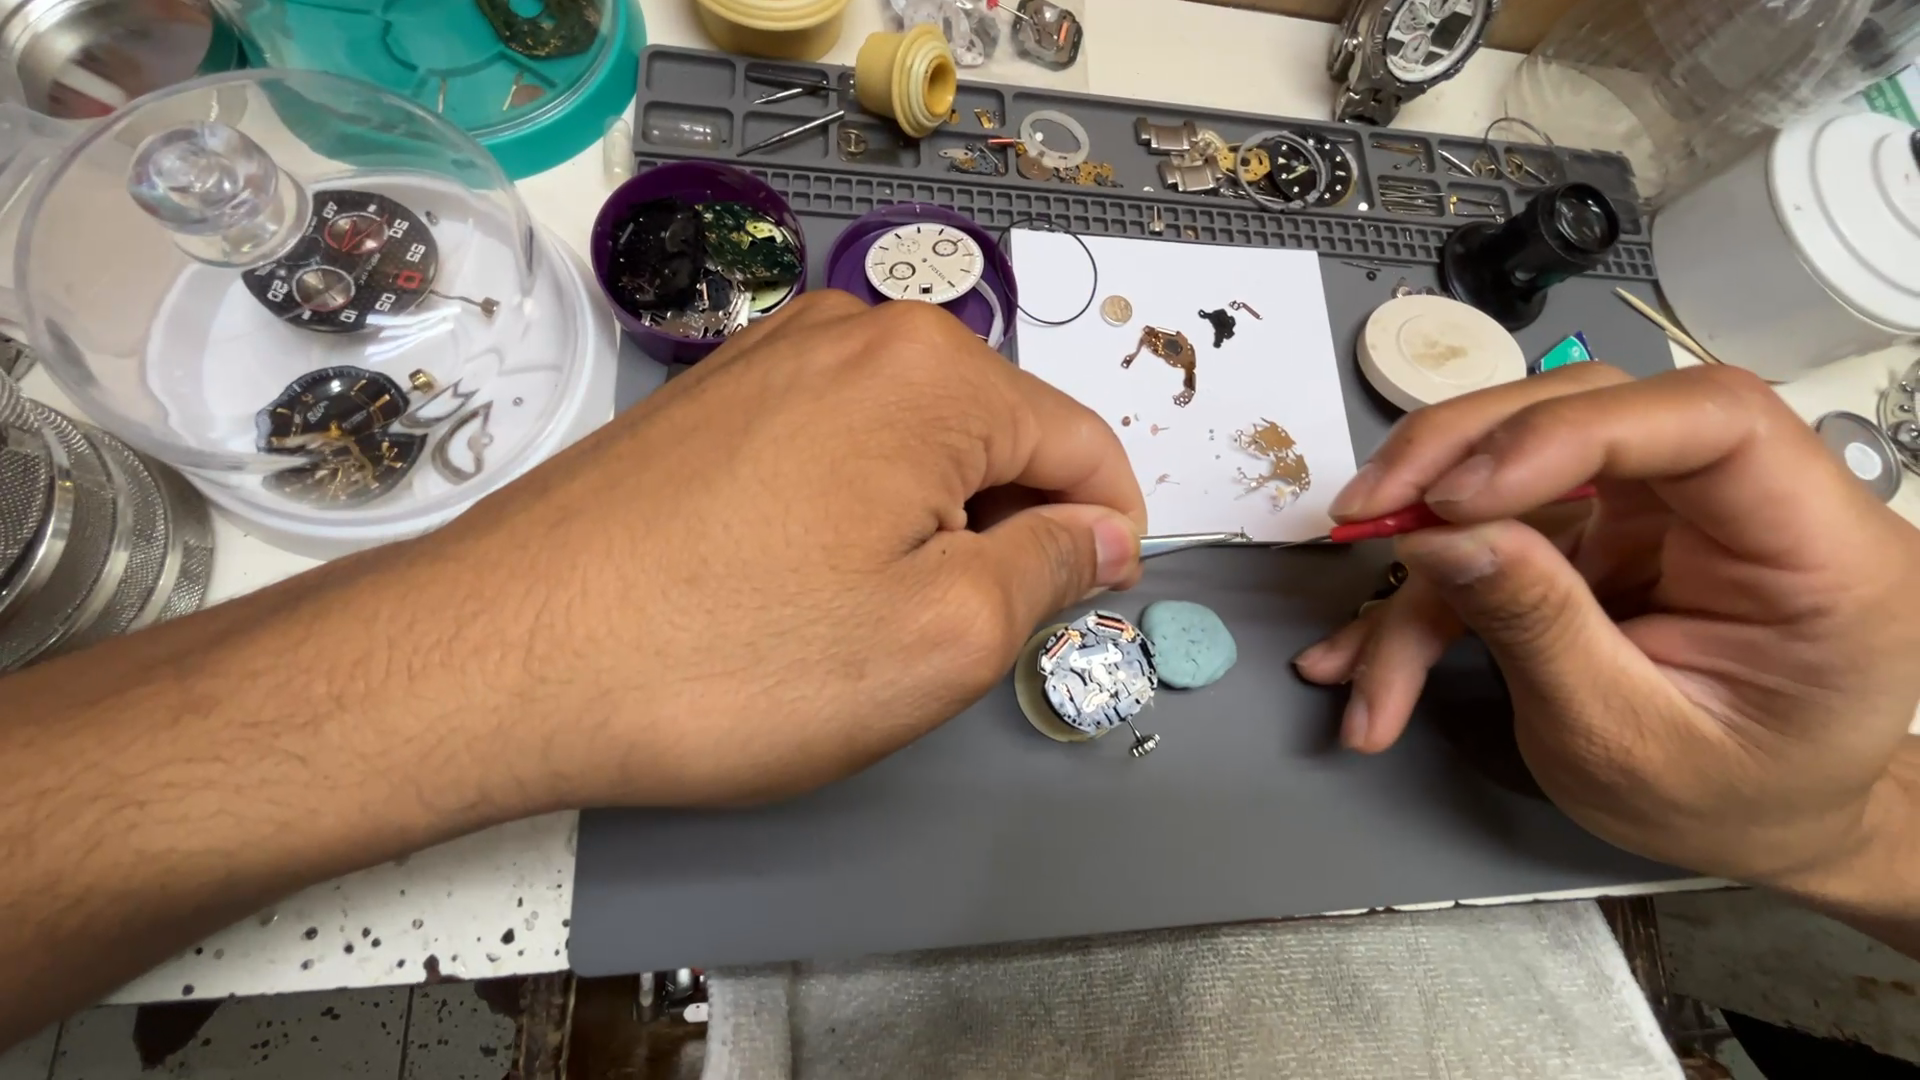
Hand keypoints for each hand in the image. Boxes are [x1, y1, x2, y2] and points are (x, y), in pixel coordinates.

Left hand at [440, 291, 1145, 806]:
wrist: (501, 656)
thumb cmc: (740, 658)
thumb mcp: (944, 635)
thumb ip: (1052, 569)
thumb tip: (1103, 532)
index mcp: (932, 371)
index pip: (1077, 439)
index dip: (1108, 525)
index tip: (1096, 595)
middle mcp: (856, 331)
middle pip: (997, 432)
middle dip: (1014, 526)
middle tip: (972, 627)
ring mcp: (778, 354)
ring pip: (920, 438)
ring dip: (939, 520)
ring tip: (884, 608)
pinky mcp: (723, 395)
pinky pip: (846, 441)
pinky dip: (870, 504)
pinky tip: (819, 573)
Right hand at [1293, 362, 1919, 898]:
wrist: (1733, 826)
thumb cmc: (1717, 802)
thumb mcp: (1619, 736)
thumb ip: (1537, 625)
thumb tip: (1433, 537)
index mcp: (1809, 550)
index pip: (1705, 420)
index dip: (1559, 433)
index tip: (1446, 503)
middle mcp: (1721, 505)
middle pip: (1576, 411)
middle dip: (1447, 456)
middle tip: (1357, 515)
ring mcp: (1640, 517)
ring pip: (1499, 474)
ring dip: (1410, 554)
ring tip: (1349, 658)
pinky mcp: (1575, 540)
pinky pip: (1473, 541)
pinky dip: (1409, 606)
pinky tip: (1361, 667)